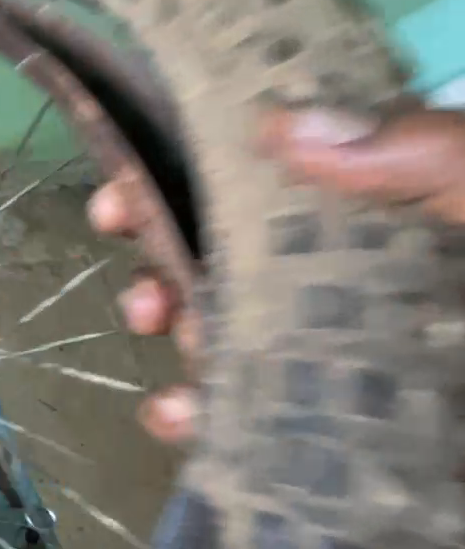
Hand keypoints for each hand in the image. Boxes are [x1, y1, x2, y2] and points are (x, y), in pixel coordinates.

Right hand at [91, 104, 464, 442]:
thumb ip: (449, 157)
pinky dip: (209, 413)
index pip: (272, 168)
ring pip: (241, 323)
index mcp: (411, 200)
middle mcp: (375, 263)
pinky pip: (266, 402)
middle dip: (166, 270)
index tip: (117, 203)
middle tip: (144, 302)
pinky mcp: (372, 416)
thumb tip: (283, 126)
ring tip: (169, 368)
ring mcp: (370, 341)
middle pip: (233, 246)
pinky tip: (185, 423)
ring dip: (183, 342)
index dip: (177, 176)